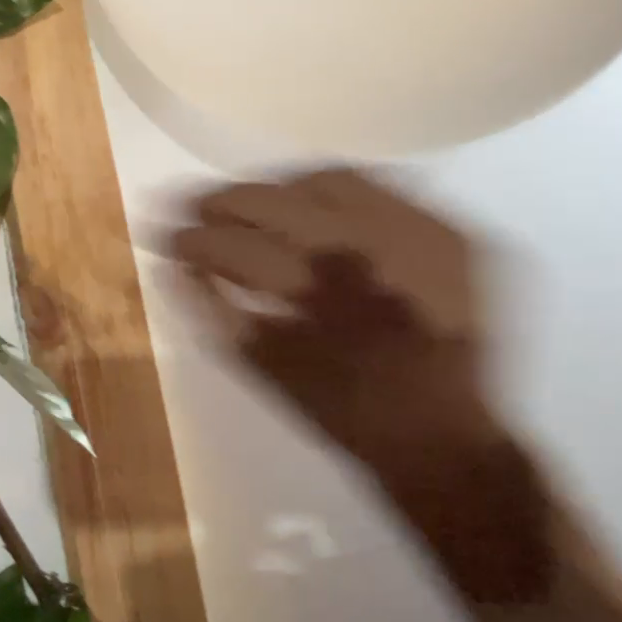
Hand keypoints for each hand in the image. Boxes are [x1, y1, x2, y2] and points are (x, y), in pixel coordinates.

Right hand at [171, 169, 553, 602]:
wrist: (449, 440)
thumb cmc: (344, 413)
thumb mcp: (264, 369)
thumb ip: (212, 307)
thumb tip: (173, 262)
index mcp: (323, 299)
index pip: (237, 247)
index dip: (194, 239)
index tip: (168, 237)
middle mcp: (375, 256)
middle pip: (278, 202)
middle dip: (225, 202)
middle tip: (198, 209)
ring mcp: (422, 238)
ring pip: (326, 180)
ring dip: (277, 192)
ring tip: (254, 208)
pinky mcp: (452, 234)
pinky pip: (380, 187)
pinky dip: (334, 192)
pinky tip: (313, 211)